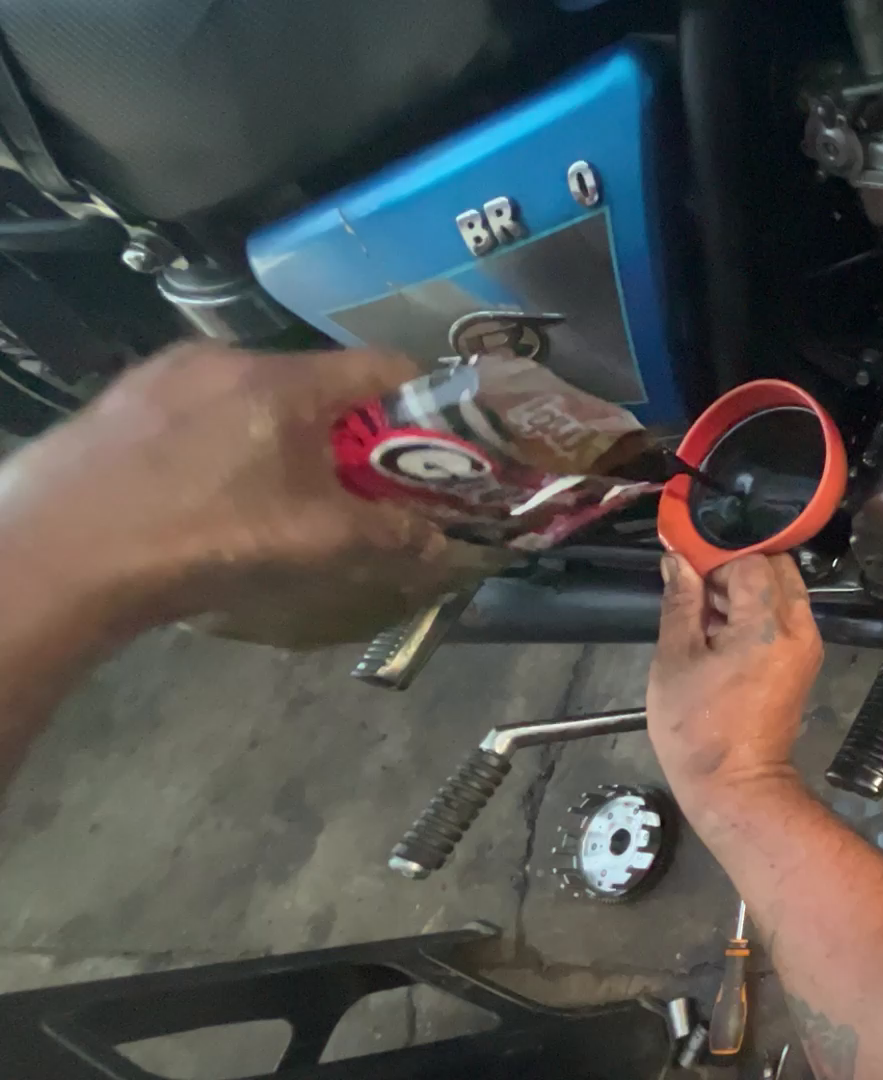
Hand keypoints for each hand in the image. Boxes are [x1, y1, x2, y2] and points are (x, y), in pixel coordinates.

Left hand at [0, 341, 502, 642]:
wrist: (46, 562)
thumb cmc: (205, 537)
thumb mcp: (322, 539)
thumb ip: (397, 534)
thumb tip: (442, 544)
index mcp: (281, 380)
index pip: (385, 364)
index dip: (427, 397)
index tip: (439, 437)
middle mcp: (223, 359)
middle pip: (324, 378)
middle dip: (359, 425)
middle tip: (371, 472)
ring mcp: (161, 374)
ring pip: (265, 389)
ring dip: (298, 428)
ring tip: (298, 481)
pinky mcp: (118, 398)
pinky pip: (210, 402)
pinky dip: (241, 432)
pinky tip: (227, 481)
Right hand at [647, 553, 822, 813]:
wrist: (736, 784)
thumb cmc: (698, 728)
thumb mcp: (675, 660)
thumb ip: (680, 602)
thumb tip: (677, 560)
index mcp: (770, 626)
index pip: (753, 562)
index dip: (718, 561)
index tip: (689, 573)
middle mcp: (801, 627)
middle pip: (778, 567)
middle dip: (738, 568)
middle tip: (699, 589)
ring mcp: (809, 643)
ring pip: (785, 588)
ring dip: (749, 588)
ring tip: (708, 612)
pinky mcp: (806, 657)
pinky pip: (788, 614)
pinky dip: (760, 609)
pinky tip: (725, 629)